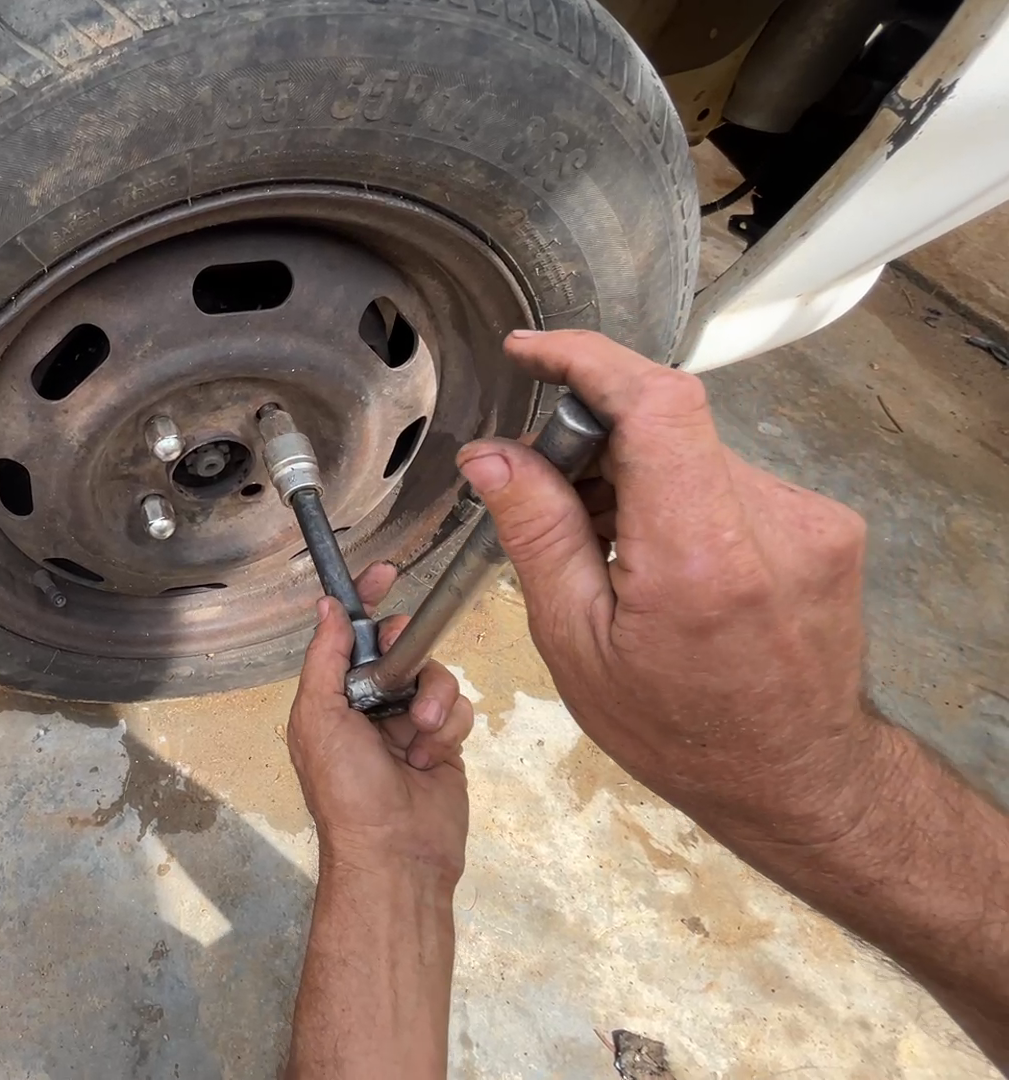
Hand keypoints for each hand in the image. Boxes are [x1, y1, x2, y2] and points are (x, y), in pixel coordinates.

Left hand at [288, 562, 474, 877]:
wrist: (397, 853)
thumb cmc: (346, 787)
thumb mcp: (319, 717)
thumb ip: (325, 659)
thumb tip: (327, 607)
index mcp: (332, 692)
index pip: (350, 634)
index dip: (366, 601)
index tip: (385, 572)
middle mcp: (368, 701)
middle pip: (400, 647)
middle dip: (407, 657)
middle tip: (403, 674)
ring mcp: (407, 720)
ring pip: (433, 673)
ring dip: (429, 702)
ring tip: (416, 737)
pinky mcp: (442, 739)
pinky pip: (456, 706)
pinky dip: (447, 726)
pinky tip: (430, 756)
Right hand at [456, 329, 889, 846]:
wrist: (793, 777)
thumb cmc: (670, 724)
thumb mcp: (571, 636)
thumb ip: (535, 532)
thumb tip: (490, 457)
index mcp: (702, 553)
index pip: (656, 406)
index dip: (586, 360)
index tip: (529, 350)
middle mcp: (776, 520)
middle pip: (663, 425)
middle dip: (583, 439)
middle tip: (536, 492)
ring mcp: (810, 519)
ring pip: (687, 451)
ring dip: (619, 471)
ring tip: (588, 541)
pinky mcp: (819, 526)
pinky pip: (717, 475)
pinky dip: (659, 491)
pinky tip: (635, 548)